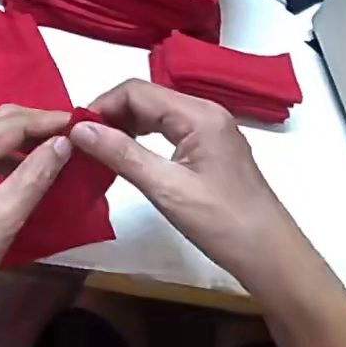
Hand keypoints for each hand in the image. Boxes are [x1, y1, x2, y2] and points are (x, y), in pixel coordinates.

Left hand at [0, 105, 74, 346]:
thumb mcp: (3, 217)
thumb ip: (35, 174)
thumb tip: (65, 141)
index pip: (10, 123)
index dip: (48, 120)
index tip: (83, 122)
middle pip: (1, 121)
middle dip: (39, 123)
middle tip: (76, 130)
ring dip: (28, 136)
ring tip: (63, 143)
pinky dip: (16, 153)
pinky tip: (38, 163)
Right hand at [70, 80, 308, 293]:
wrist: (271, 255)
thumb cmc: (222, 223)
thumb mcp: (167, 189)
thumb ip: (122, 154)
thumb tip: (80, 130)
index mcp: (198, 114)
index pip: (137, 90)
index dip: (102, 105)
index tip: (74, 130)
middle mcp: (205, 111)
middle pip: (147, 98)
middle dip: (111, 114)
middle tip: (81, 142)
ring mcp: (210, 128)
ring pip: (157, 113)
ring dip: (126, 126)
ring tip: (97, 149)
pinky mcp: (210, 146)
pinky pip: (169, 129)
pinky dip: (143, 138)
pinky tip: (127, 155)